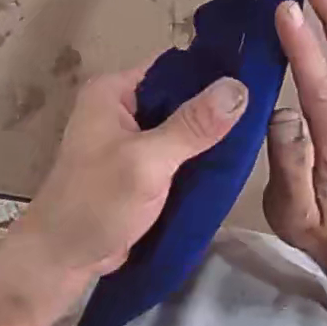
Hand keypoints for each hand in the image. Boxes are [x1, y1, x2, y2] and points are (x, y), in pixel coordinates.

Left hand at [12, 60, 248, 279]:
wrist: (62, 259)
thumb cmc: (96, 203)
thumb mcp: (147, 161)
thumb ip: (192, 126)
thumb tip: (240, 87)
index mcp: (113, 91)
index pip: (172, 66)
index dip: (211, 70)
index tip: (256, 77)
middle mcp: (121, 107)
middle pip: (180, 96)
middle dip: (215, 105)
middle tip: (264, 110)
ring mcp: (130, 139)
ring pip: (181, 126)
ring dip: (210, 134)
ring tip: (257, 131)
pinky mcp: (140, 167)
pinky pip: (177, 152)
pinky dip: (199, 156)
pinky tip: (232, 159)